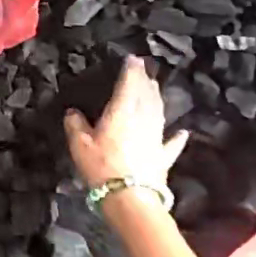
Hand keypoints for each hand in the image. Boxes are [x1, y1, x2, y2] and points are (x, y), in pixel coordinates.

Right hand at [63, 56, 187, 187]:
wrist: (131, 198)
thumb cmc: (101, 166)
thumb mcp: (79, 143)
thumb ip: (75, 124)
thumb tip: (73, 112)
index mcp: (121, 113)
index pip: (128, 86)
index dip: (131, 72)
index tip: (133, 59)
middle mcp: (143, 120)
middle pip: (146, 96)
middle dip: (145, 82)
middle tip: (145, 69)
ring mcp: (156, 138)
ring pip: (158, 113)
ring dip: (157, 99)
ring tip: (156, 88)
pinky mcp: (163, 156)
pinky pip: (171, 143)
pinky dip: (176, 136)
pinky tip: (182, 131)